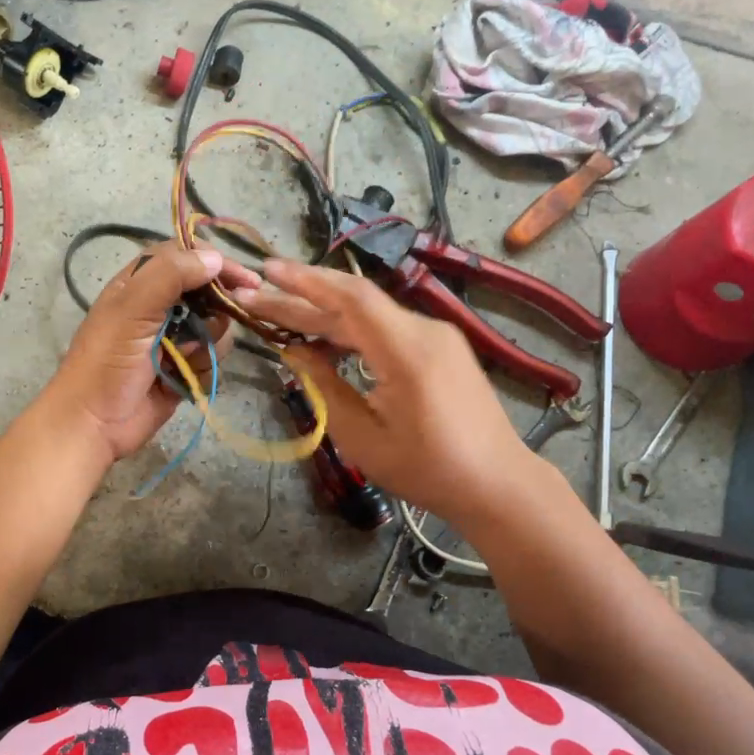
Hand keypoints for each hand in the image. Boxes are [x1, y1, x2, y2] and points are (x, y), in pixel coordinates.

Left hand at [45, 244, 260, 461]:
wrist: (92, 423)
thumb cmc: (106, 361)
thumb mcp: (132, 308)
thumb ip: (171, 276)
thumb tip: (214, 257)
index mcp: (137, 285)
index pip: (182, 256)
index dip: (212, 261)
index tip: (242, 275)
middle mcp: (156, 309)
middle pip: (204, 292)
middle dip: (220, 303)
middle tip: (235, 311)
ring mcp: (170, 342)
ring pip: (213, 328)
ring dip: (210, 340)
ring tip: (189, 354)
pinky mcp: (181, 372)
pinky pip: (210, 361)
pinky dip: (204, 367)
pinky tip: (185, 377)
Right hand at [231, 259, 539, 519]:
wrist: (496, 483)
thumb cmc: (428, 469)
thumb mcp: (363, 439)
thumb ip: (325, 390)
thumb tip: (295, 352)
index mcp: (407, 352)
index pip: (351, 299)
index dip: (305, 281)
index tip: (267, 271)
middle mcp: (425, 331)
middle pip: (355, 303)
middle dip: (302, 298)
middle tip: (257, 296)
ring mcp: (437, 336)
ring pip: (370, 314)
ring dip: (324, 314)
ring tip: (279, 315)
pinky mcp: (440, 347)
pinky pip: (386, 328)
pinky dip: (350, 329)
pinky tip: (322, 338)